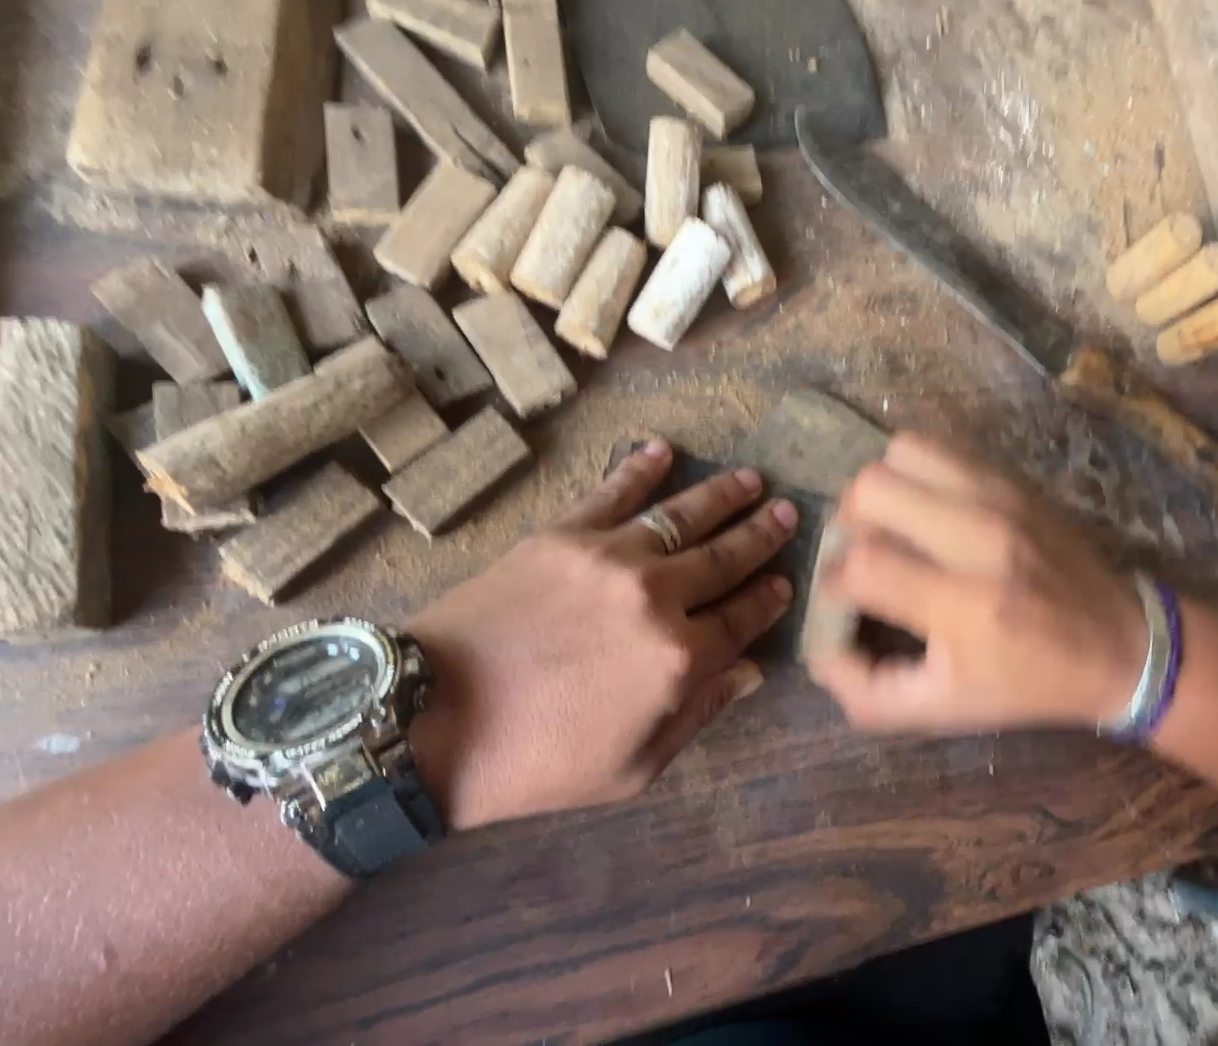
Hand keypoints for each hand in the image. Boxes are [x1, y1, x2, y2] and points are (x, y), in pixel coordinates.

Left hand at [407, 439, 797, 829]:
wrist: (428, 722)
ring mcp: (609, 557)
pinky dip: (640, 468)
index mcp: (679, 659)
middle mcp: (657, 597)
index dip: (769, 598)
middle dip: (763, 535)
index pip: (742, 619)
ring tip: (752, 479)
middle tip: (788, 514)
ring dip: (723, 495)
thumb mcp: (632, 768)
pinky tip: (662, 450)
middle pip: (725, 558)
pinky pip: (612, 492)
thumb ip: (699, 714)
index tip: (786, 582)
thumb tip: (751, 672)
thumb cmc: (536, 761)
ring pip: (683, 516)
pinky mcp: (562, 534)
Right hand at [808, 434, 1147, 734]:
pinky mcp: (1013, 479)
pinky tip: (924, 510)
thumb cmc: (1029, 682)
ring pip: (900, 453)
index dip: (834, 583)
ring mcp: (1001, 498)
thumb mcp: (947, 711)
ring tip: (893, 526)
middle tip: (864, 554)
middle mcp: (981, 539)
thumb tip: (820, 651)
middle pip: (872, 490)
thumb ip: (870, 693)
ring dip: (880, 490)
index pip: (864, 564)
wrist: (1122, 644)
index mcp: (966, 606)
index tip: (845, 600)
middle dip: (848, 525)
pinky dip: (914, 473)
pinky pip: (937, 448)